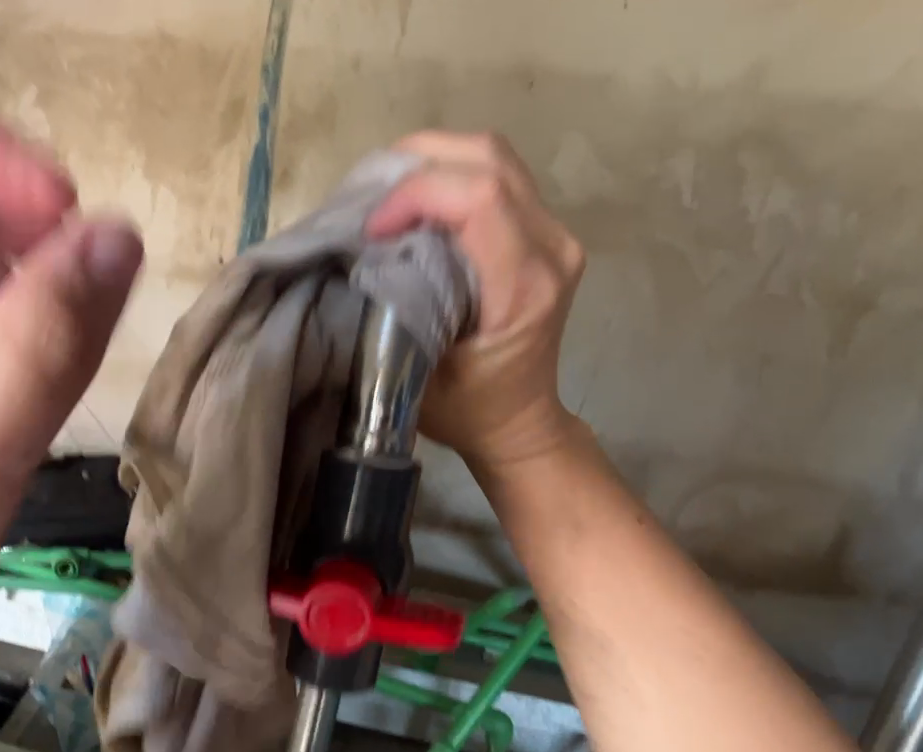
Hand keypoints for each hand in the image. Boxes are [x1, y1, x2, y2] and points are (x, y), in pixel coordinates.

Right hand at [367, 132, 585, 468]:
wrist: (518, 424)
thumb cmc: (468, 411)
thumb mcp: (420, 373)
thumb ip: (400, 308)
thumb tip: (367, 254)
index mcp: (525, 286)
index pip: (479, 196)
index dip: (416, 193)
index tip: (372, 227)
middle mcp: (552, 247)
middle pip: (488, 157)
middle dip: (418, 162)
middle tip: (368, 195)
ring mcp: (554, 234)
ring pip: (494, 157)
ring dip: (433, 163)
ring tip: (387, 194)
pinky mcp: (543, 232)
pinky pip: (497, 177)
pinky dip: (449, 177)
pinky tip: (415, 203)